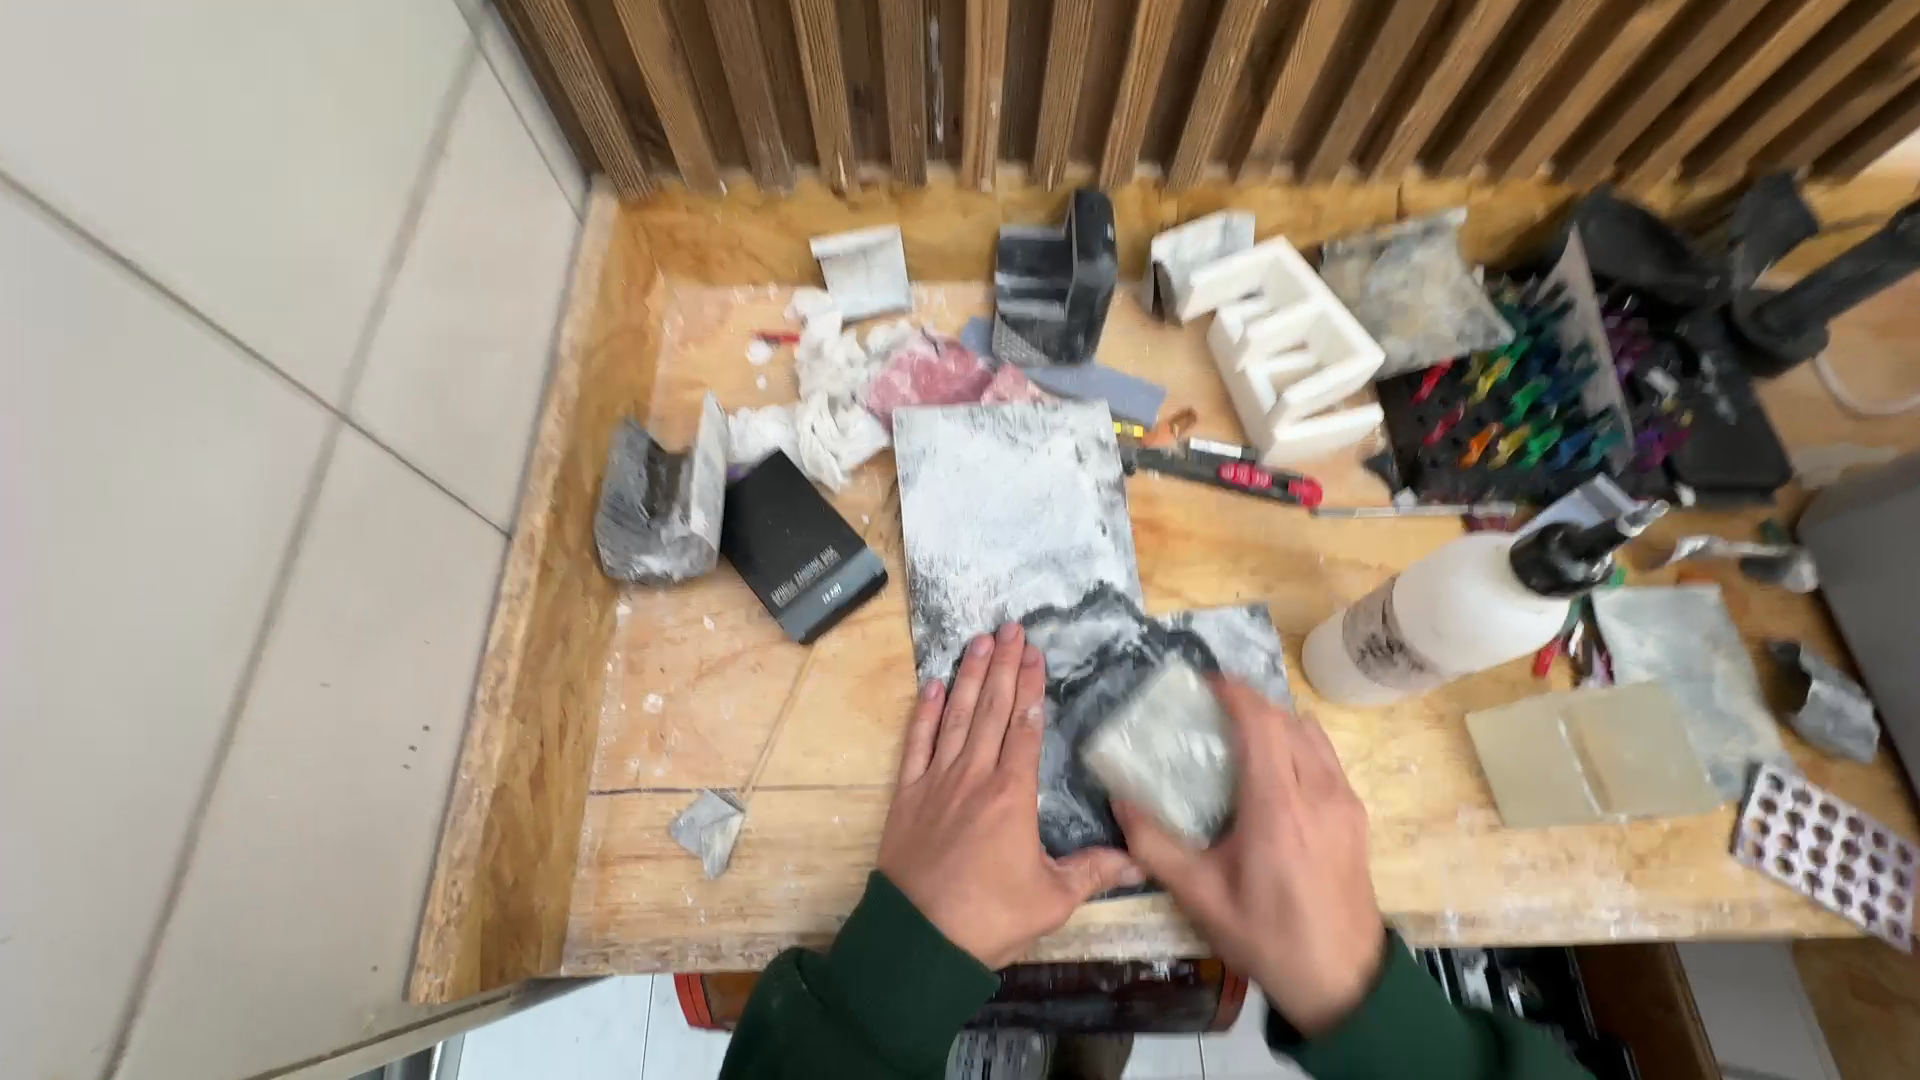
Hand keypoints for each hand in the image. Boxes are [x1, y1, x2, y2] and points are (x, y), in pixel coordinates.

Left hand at [877, 622, 1142, 967]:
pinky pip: (917, 743)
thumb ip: (1093, 872)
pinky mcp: (909, 793)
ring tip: (978, 641)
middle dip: (1004, 665)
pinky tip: (933, 686)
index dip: (1031, 687)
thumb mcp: (1051, 899)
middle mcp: (975, 774)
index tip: (1035, 653)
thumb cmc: (989, 917)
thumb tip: (1139, 862)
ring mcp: (938, 779)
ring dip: (969, 676)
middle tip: (1010, 628)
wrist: (918, 938)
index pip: (1025, 726)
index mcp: (1012, 793)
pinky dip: (924, 712)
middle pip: (993, 709)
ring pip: (957, 716)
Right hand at [1112, 678, 1384, 1036]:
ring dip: (1275, 719)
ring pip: (1311, 732)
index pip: (1261, 724)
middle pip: (1286, 719)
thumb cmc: (1266, 937)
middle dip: (1249, 702)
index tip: (1205, 682)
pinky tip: (1274, 766)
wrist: (1345, 984)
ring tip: (1241, 731)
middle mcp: (1318, 793)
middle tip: (1213, 707)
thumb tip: (1118, 799)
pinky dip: (1297, 741)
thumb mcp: (1199, 896)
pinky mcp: (1357, 815)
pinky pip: (1326, 755)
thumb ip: (1153, 845)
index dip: (1233, 693)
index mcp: (1277, 809)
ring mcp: (1345, 802)